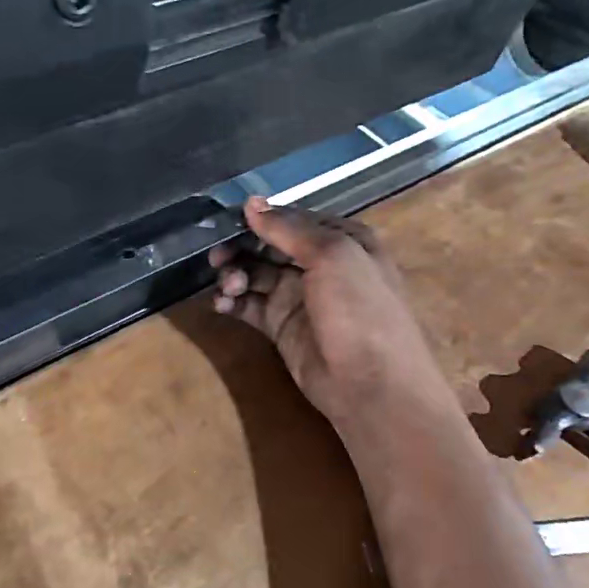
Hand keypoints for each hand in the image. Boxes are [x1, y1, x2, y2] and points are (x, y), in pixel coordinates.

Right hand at [209, 197, 453, 425]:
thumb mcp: (332, 255)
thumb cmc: (360, 310)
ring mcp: (301, 298)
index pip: (293, 219)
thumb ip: (289, 229)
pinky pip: (252, 307)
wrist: (372, 384)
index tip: (227, 220)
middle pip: (270, 246)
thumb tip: (251, 203)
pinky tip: (221, 304)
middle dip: (242, 247)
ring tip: (227, 286)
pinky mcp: (283, 328)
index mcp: (342, 240)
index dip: (261, 219)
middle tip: (216, 256)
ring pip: (257, 275)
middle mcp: (321, 265)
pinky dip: (234, 302)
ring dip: (236, 275)